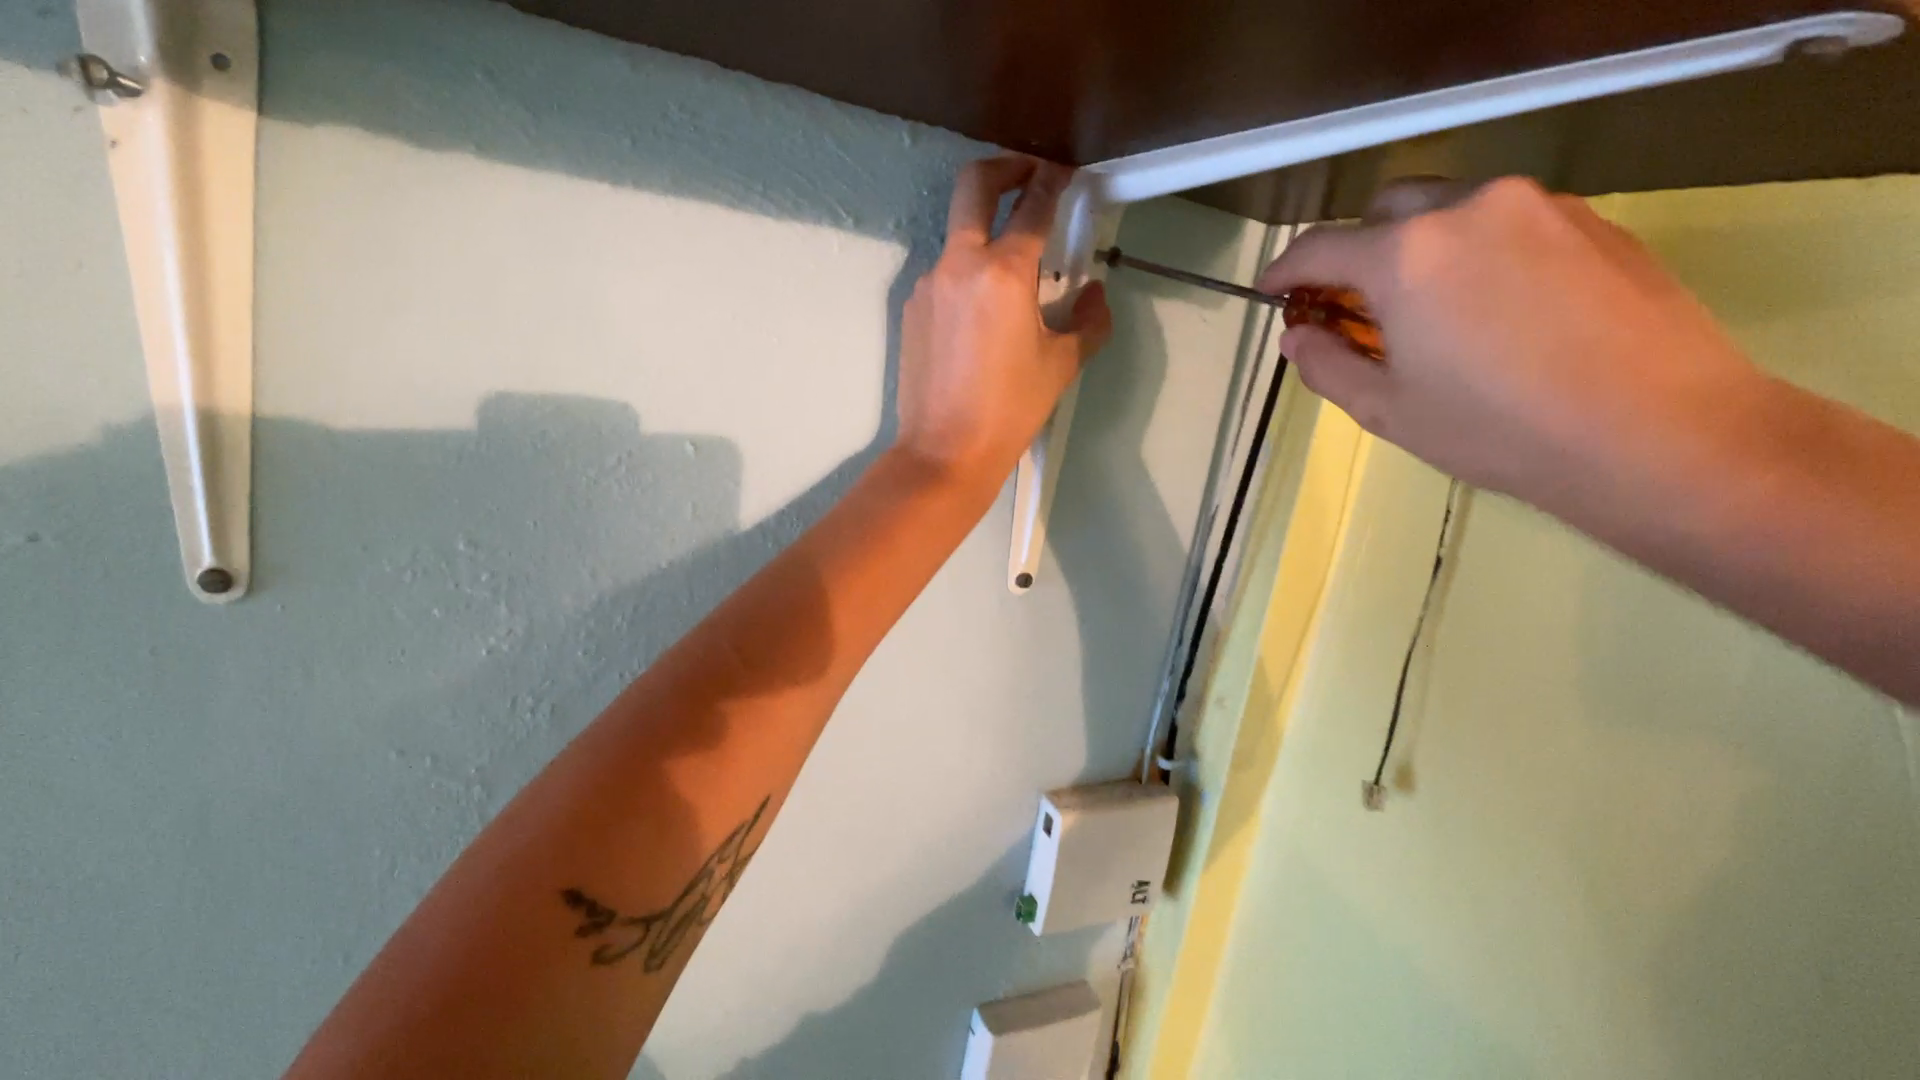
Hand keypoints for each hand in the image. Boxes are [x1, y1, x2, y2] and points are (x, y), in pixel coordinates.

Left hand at [894, 157, 1112, 481]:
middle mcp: (959, 264)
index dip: (1053, 180)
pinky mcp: (912, 308)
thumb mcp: (1062, 364)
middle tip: (1029, 175)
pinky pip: (945, 275)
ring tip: (1013, 274)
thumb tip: (1095, 293)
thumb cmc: (1010, 409)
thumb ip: (1088, 320)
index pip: (1032, 205)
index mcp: (1002, 272)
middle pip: (974, 185)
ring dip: (985, 233)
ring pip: (957, 234)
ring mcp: (928, 284)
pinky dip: (968, 274)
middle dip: (1005, 167)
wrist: (944, 451)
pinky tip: (984, 315)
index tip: (1065, 172)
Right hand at [1258, 177, 1770, 512]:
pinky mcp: (1592, 219)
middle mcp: (1467, 208)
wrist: (1656, 430)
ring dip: (1422, 246)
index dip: (1286, 271)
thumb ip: (1327, 365)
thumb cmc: (1499, 429)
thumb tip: (1297, 337)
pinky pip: (1510, 221)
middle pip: (1386, 209)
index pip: (1320, 247)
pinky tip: (1500, 308)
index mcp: (1406, 254)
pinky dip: (1481, 251)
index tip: (1274, 293)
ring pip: (1452, 208)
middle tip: (1359, 304)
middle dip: (1358, 249)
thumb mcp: (1389, 410)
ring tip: (1436, 309)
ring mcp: (1537, 206)